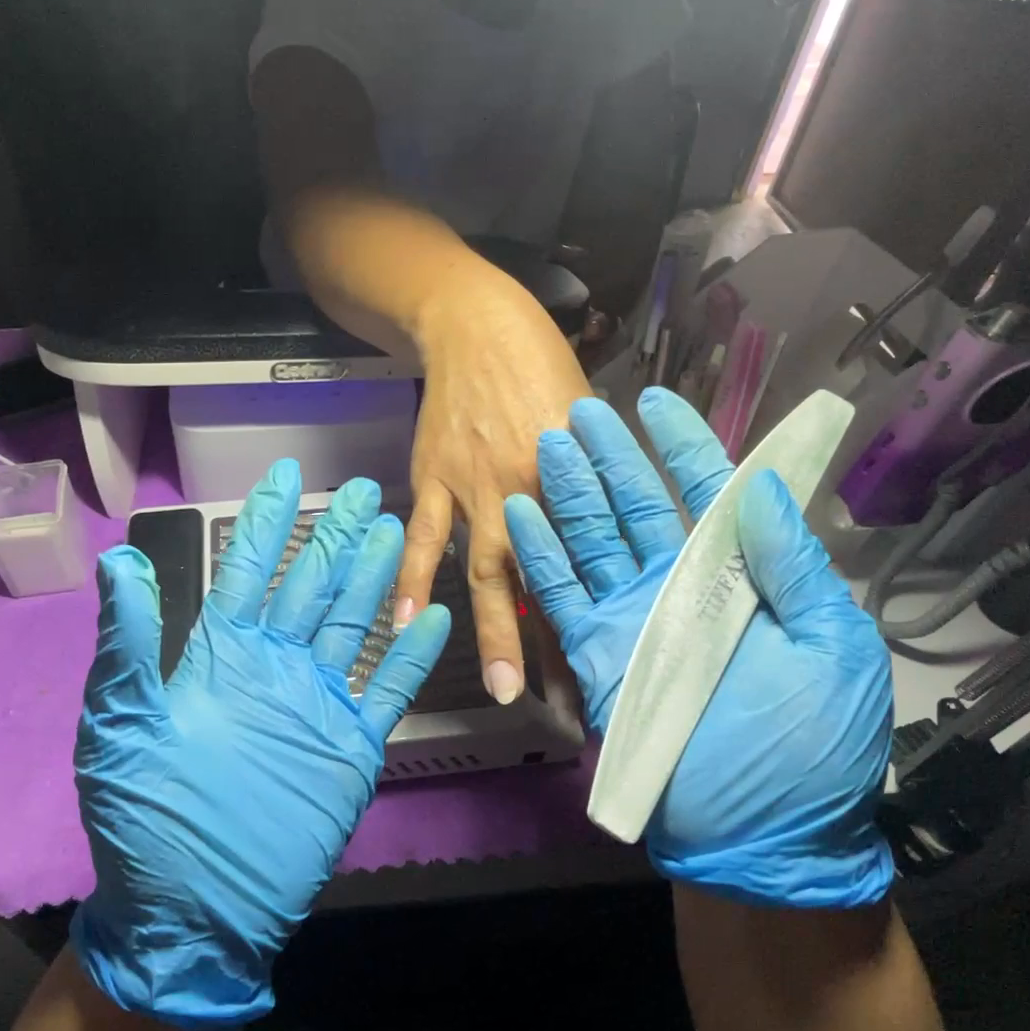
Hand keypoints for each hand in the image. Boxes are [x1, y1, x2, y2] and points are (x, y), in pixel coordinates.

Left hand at [71, 461, 451, 1029]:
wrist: (193, 909)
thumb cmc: (146, 816)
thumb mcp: (122, 724)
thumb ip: (130, 642)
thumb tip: (122, 559)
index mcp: (219, 656)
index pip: (248, 570)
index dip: (268, 520)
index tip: (288, 473)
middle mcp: (273, 667)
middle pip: (311, 586)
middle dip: (336, 535)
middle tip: (369, 489)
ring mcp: (315, 704)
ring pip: (352, 625)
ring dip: (376, 579)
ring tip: (400, 532)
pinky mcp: (350, 746)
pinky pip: (387, 691)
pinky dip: (411, 656)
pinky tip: (432, 615)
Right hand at [397, 281, 591, 703]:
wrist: (474, 326)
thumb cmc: (543, 365)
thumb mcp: (590, 414)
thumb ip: (597, 475)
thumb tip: (606, 527)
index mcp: (581, 477)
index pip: (598, 558)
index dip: (608, 609)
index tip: (625, 661)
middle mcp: (534, 490)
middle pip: (551, 577)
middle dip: (561, 640)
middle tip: (575, 704)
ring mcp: (478, 488)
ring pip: (490, 571)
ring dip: (496, 631)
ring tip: (502, 689)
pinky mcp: (434, 480)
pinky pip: (424, 537)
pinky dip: (415, 580)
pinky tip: (405, 621)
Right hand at [504, 390, 894, 908]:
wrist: (758, 835)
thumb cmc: (810, 746)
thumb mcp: (831, 651)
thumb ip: (794, 570)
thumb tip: (758, 490)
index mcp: (744, 578)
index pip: (710, 496)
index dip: (683, 448)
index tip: (655, 403)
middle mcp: (681, 586)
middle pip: (640, 508)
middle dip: (613, 458)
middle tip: (579, 411)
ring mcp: (632, 616)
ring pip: (594, 539)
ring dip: (570, 494)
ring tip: (545, 446)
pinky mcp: (594, 650)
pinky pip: (560, 594)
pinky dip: (540, 554)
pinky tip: (521, 513)